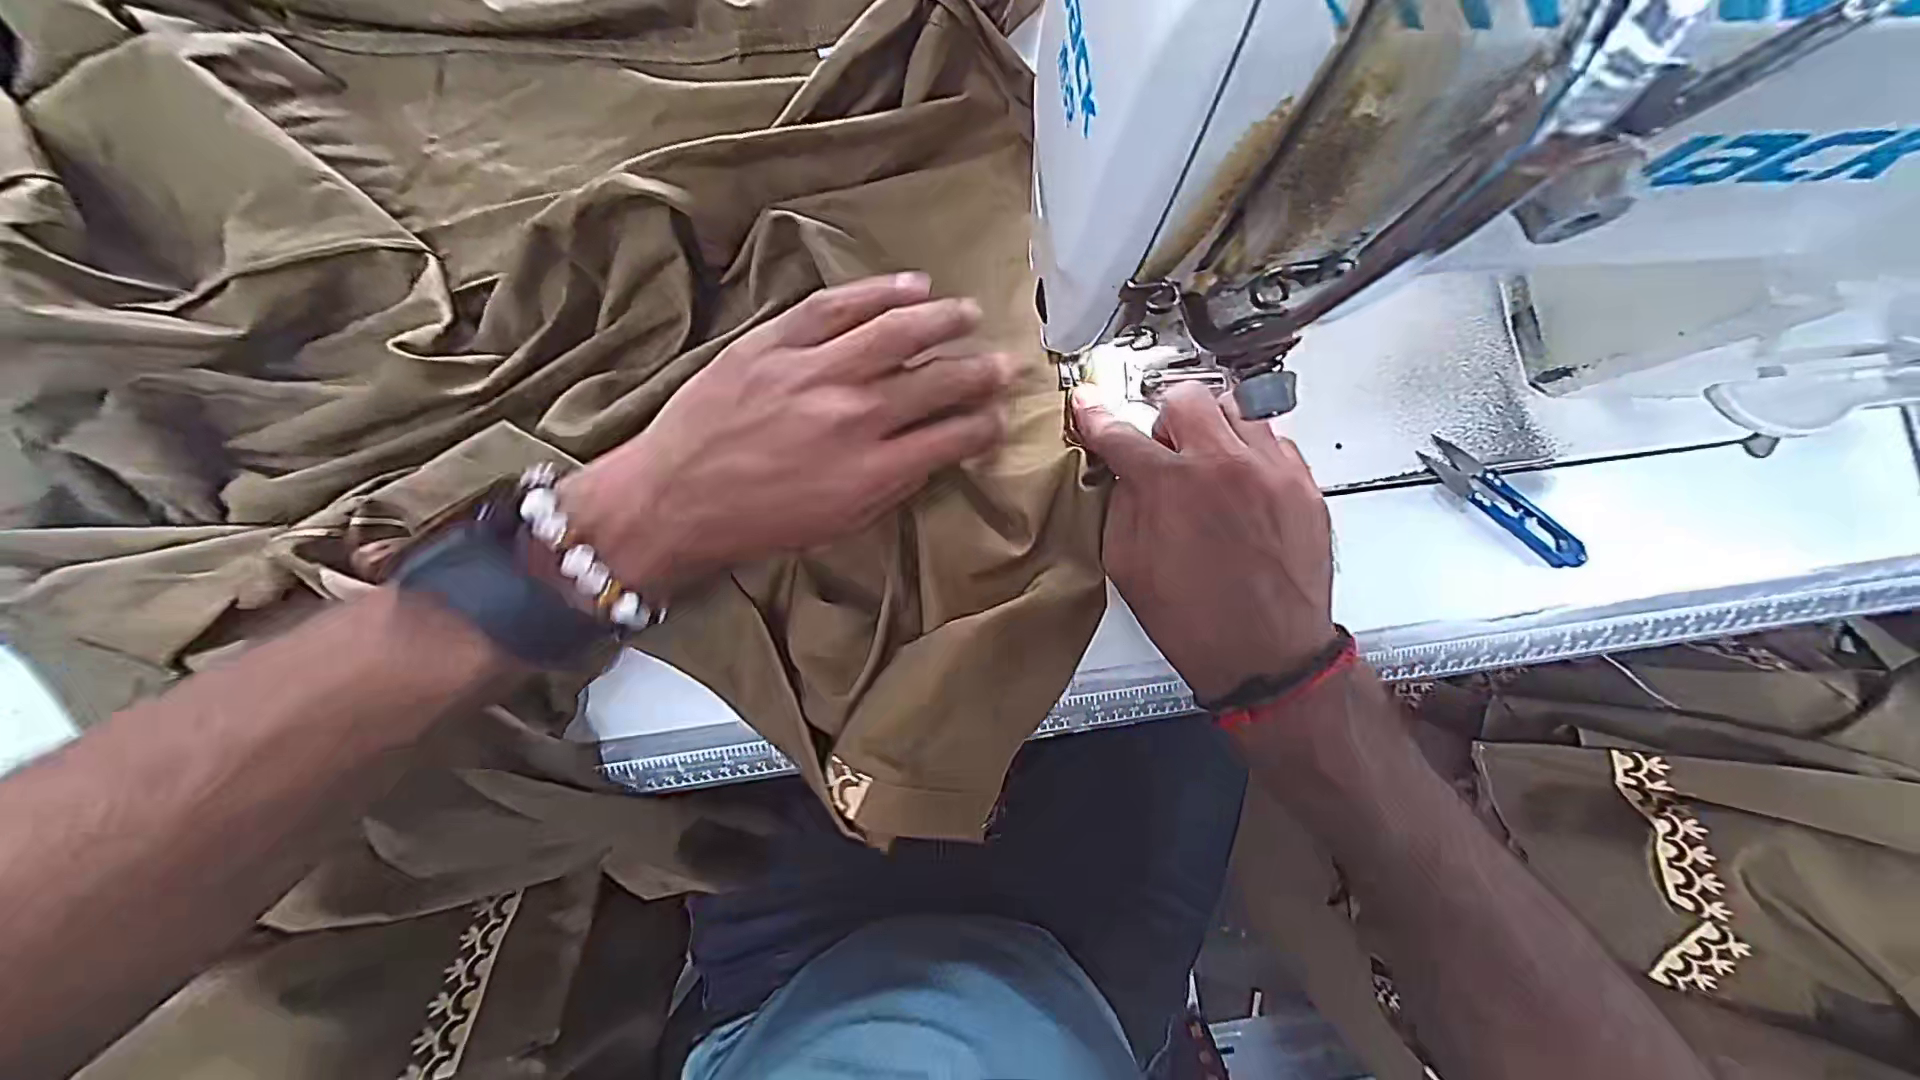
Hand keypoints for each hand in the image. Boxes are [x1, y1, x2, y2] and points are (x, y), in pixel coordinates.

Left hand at [561, 273, 1013, 589]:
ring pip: (896, 332)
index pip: (953, 438)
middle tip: (1002, 365)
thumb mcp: (839, 523)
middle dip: (981, 372)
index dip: (986, 426)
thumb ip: (894, 485)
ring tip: (969, 312)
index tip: (997, 419)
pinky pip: (836, 306)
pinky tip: (911, 285)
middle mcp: (854, 415)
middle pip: (938, 382)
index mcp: (873, 470)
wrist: (675, 499)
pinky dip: (878, 292)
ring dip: (943, 320)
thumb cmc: (761, 522)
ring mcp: (814, 372)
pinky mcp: (774, 342)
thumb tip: (934, 453)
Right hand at [1072, 382, 1335, 704]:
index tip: (1090, 406)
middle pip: (1186, 398)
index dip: (1096, 417)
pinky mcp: (1304, 485)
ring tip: (1204, 464)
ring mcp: (1271, 471)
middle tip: (1162, 448)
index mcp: (1171, 487)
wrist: (1267, 656)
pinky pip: (1273, 439)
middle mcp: (1224, 467)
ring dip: (1210, 428)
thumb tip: (1121, 473)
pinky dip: (1248, 451)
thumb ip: (1120, 505)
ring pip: (1235, 407)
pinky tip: (1238, 482)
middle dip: (1163, 418)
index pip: (1120, 432)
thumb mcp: (1128, 565)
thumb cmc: (1198, 622)